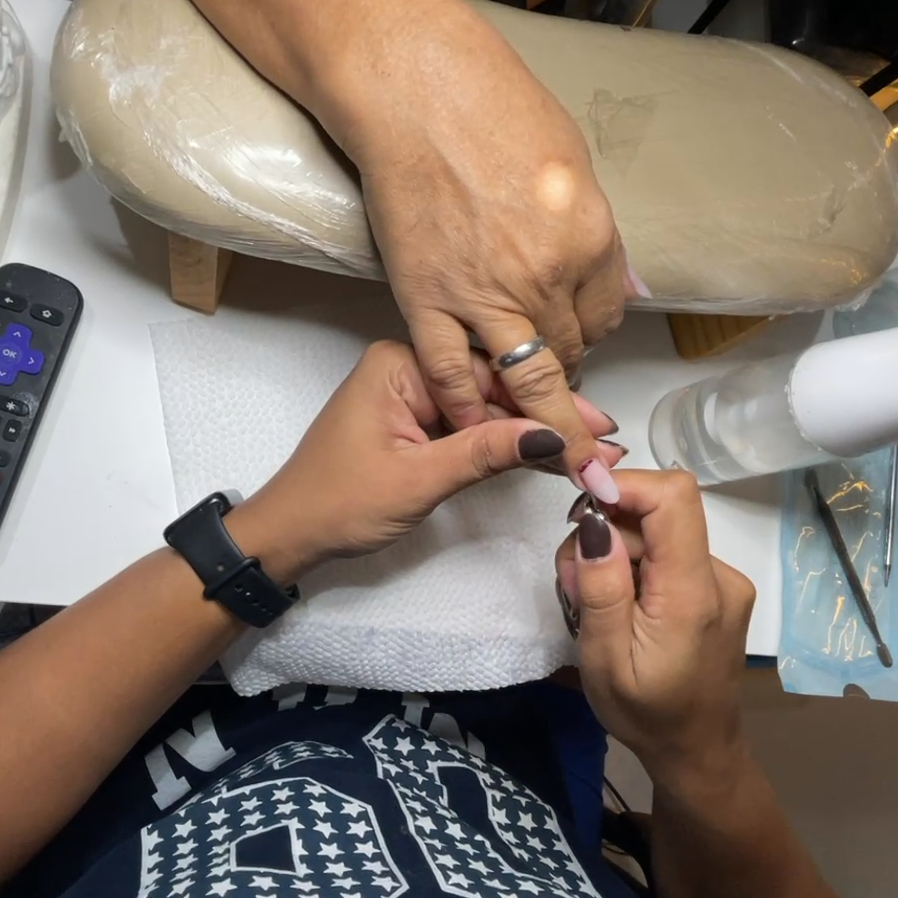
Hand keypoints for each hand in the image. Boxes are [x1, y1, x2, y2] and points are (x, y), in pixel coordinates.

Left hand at [229, 341, 622, 583]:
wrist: (290, 533)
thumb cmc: (338, 503)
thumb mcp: (418, 479)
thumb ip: (486, 452)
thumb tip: (556, 434)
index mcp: (401, 363)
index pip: (490, 375)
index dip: (547, 405)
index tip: (598, 428)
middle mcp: (408, 367)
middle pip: (492, 390)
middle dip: (549, 420)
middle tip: (607, 442)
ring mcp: (411, 395)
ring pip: (483, 411)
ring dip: (532, 435)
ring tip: (591, 453)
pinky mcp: (412, 422)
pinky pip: (465, 427)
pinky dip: (501, 445)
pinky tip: (545, 455)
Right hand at [322, 2, 641, 505]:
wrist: (414, 99)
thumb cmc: (491, 112)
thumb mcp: (572, 161)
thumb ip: (596, 231)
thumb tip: (618, 284)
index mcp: (588, 238)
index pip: (607, 313)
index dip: (597, 332)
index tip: (585, 339)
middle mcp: (544, 278)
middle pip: (572, 351)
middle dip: (575, 376)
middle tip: (573, 400)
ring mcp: (485, 298)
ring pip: (526, 380)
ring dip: (543, 416)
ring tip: (553, 443)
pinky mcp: (428, 307)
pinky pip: (455, 375)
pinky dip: (472, 408)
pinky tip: (483, 429)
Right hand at [553, 471, 755, 786]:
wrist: (695, 751)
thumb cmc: (644, 713)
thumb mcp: (604, 657)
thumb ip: (600, 587)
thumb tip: (593, 521)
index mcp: (693, 592)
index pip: (672, 497)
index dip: (623, 485)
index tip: (579, 510)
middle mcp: (718, 575)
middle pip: (652, 516)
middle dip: (602, 537)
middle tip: (574, 589)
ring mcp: (721, 580)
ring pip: (653, 534)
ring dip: (612, 557)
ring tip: (594, 606)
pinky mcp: (714, 587)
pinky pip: (663, 553)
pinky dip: (631, 568)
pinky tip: (618, 607)